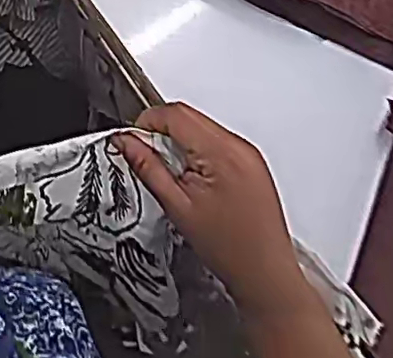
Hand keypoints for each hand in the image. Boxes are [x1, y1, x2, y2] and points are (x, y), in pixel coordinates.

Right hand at [114, 103, 308, 318]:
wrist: (268, 279)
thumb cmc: (230, 250)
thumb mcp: (177, 206)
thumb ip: (147, 166)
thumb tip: (125, 140)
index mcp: (221, 153)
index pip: (175, 113)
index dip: (148, 122)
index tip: (135, 140)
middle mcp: (238, 146)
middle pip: (188, 115)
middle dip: (162, 130)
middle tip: (151, 158)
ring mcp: (248, 152)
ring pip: (200, 125)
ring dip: (179, 139)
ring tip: (176, 174)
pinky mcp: (251, 161)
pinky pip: (215, 138)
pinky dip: (197, 149)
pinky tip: (195, 179)